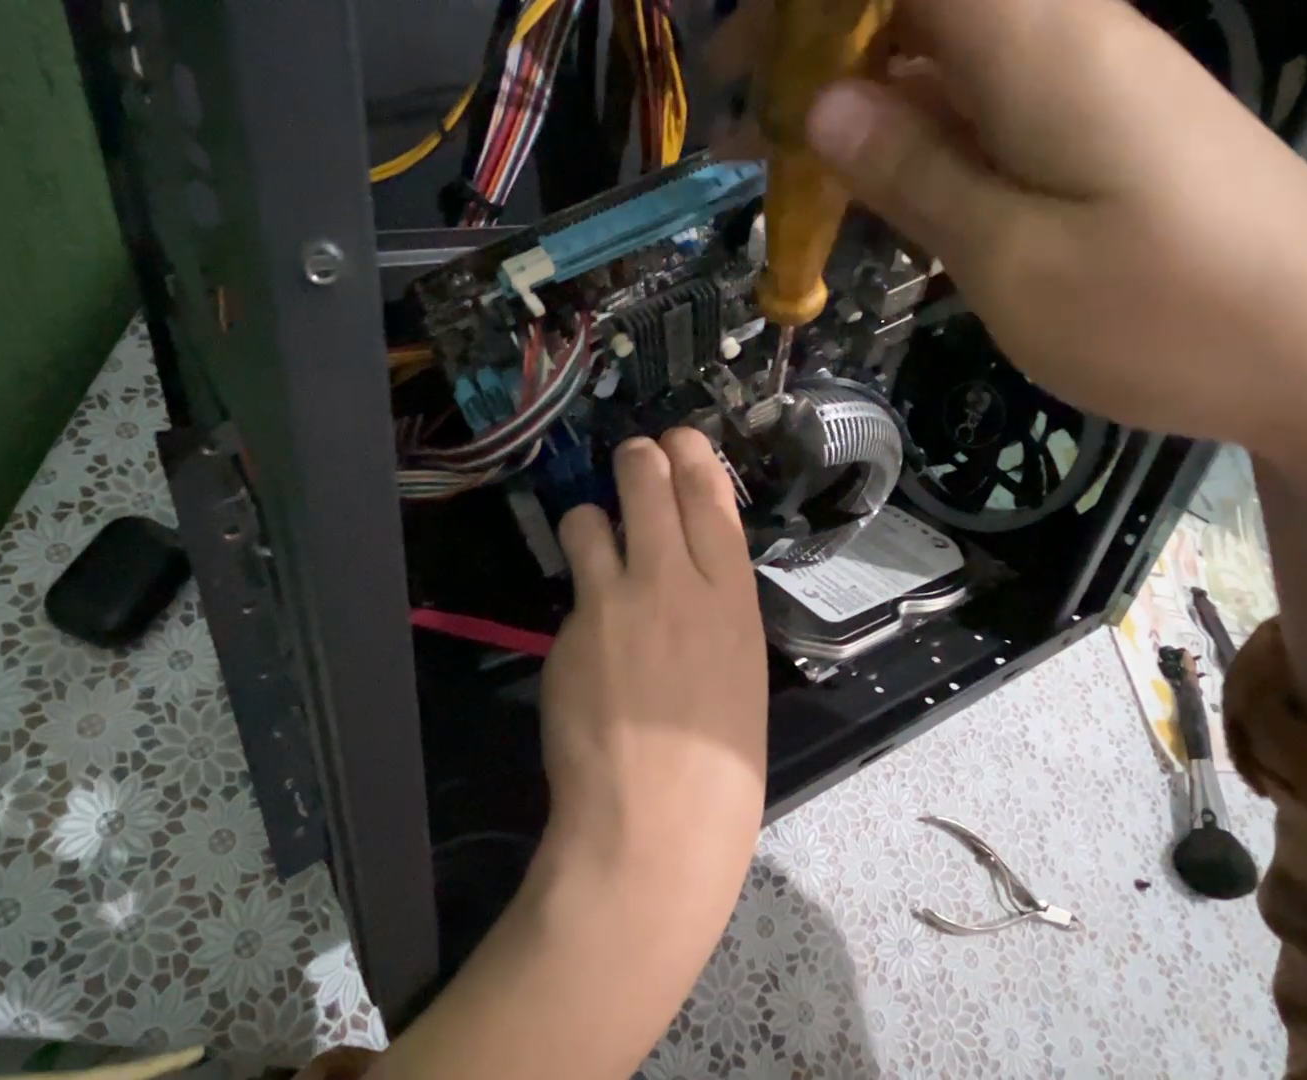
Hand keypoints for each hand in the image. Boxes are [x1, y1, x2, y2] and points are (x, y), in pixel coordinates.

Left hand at [542, 430, 767, 915]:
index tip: (678, 437)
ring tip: (595, 541)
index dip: (692, 457)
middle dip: (637, 458)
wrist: (653, 824)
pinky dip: (580, 602)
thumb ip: (713, 621)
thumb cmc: (721, 771)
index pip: (709, 499)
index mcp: (731, 599)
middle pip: (647, 485)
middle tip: (632, 454)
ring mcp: (612, 603)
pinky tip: (588, 645)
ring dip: (592, 520)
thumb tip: (687, 592)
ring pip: (590, 520)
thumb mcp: (739, 677)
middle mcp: (672, 583)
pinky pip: (572, 595)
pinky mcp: (567, 633)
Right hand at [713, 0, 1306, 466]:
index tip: (741, 59)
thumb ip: (915, 172)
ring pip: (946, 60)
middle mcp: (1063, 34)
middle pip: (919, 5)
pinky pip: (983, 109)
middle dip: (819, 51)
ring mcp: (1085, 83)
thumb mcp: (1010, 258)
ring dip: (861, 101)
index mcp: (1038, 40)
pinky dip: (916, 138)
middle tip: (744, 130)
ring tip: (785, 168)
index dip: (814, 5)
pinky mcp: (1096, 131)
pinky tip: (875, 191)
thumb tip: (825, 104)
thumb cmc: (1161, 312)